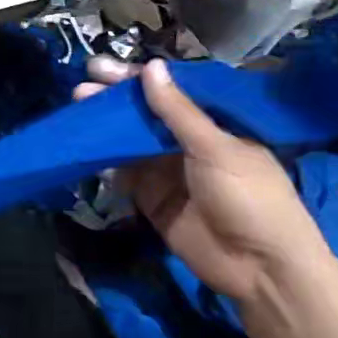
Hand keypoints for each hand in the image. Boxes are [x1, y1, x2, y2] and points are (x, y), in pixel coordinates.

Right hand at [75, 56, 328, 303]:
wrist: (259, 272)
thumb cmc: (250, 198)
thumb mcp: (216, 149)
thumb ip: (177, 110)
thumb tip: (151, 65)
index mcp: (212, 124)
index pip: (170, 91)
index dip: (138, 77)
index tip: (105, 67)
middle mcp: (186, 141)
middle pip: (144, 112)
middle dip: (114, 96)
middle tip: (84, 83)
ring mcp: (166, 168)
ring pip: (129, 137)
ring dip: (104, 121)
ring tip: (78, 102)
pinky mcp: (149, 194)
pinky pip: (121, 169)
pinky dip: (102, 155)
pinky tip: (84, 139)